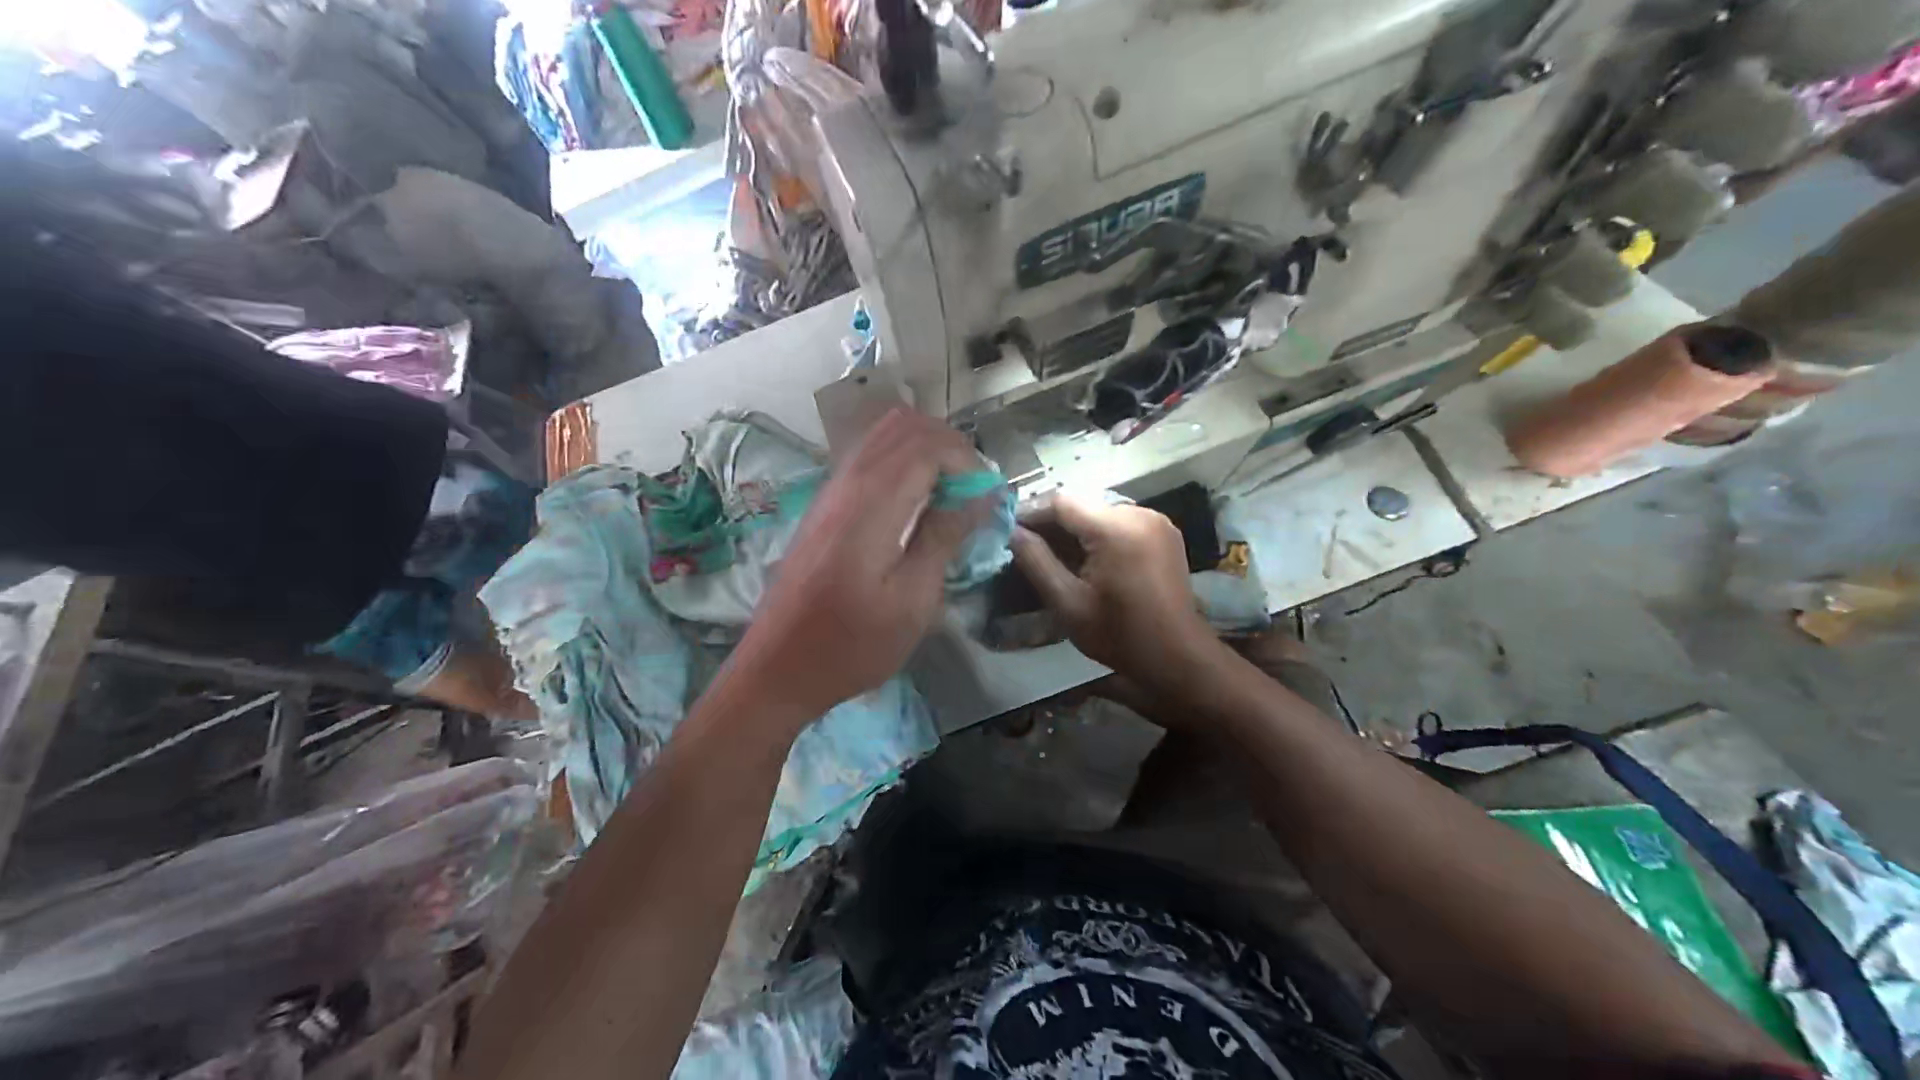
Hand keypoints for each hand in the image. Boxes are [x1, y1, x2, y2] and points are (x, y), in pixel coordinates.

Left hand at [727, 408, 983, 721]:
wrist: (779, 666)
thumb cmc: (851, 644)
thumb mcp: (912, 601)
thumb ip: (944, 538)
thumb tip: (980, 496)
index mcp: (871, 504)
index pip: (927, 444)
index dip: (967, 461)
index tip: (986, 498)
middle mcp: (848, 483)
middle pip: (904, 425)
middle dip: (949, 446)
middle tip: (972, 491)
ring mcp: (831, 491)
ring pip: (883, 436)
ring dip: (925, 451)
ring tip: (950, 496)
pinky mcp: (824, 505)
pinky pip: (869, 458)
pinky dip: (902, 464)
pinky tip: (916, 507)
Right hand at [1010, 494, 1223, 694]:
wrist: (1177, 657)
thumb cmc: (1118, 635)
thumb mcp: (1068, 603)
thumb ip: (1036, 562)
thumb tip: (1012, 532)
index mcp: (1115, 527)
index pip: (1061, 501)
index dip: (1031, 512)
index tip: (1009, 530)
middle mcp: (1139, 513)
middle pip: (1083, 504)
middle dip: (1052, 522)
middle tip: (1027, 545)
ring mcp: (1156, 521)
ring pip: (1101, 511)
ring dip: (1075, 528)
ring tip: (1053, 553)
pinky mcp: (1165, 533)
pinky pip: (1121, 522)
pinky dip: (1099, 533)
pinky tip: (1086, 557)